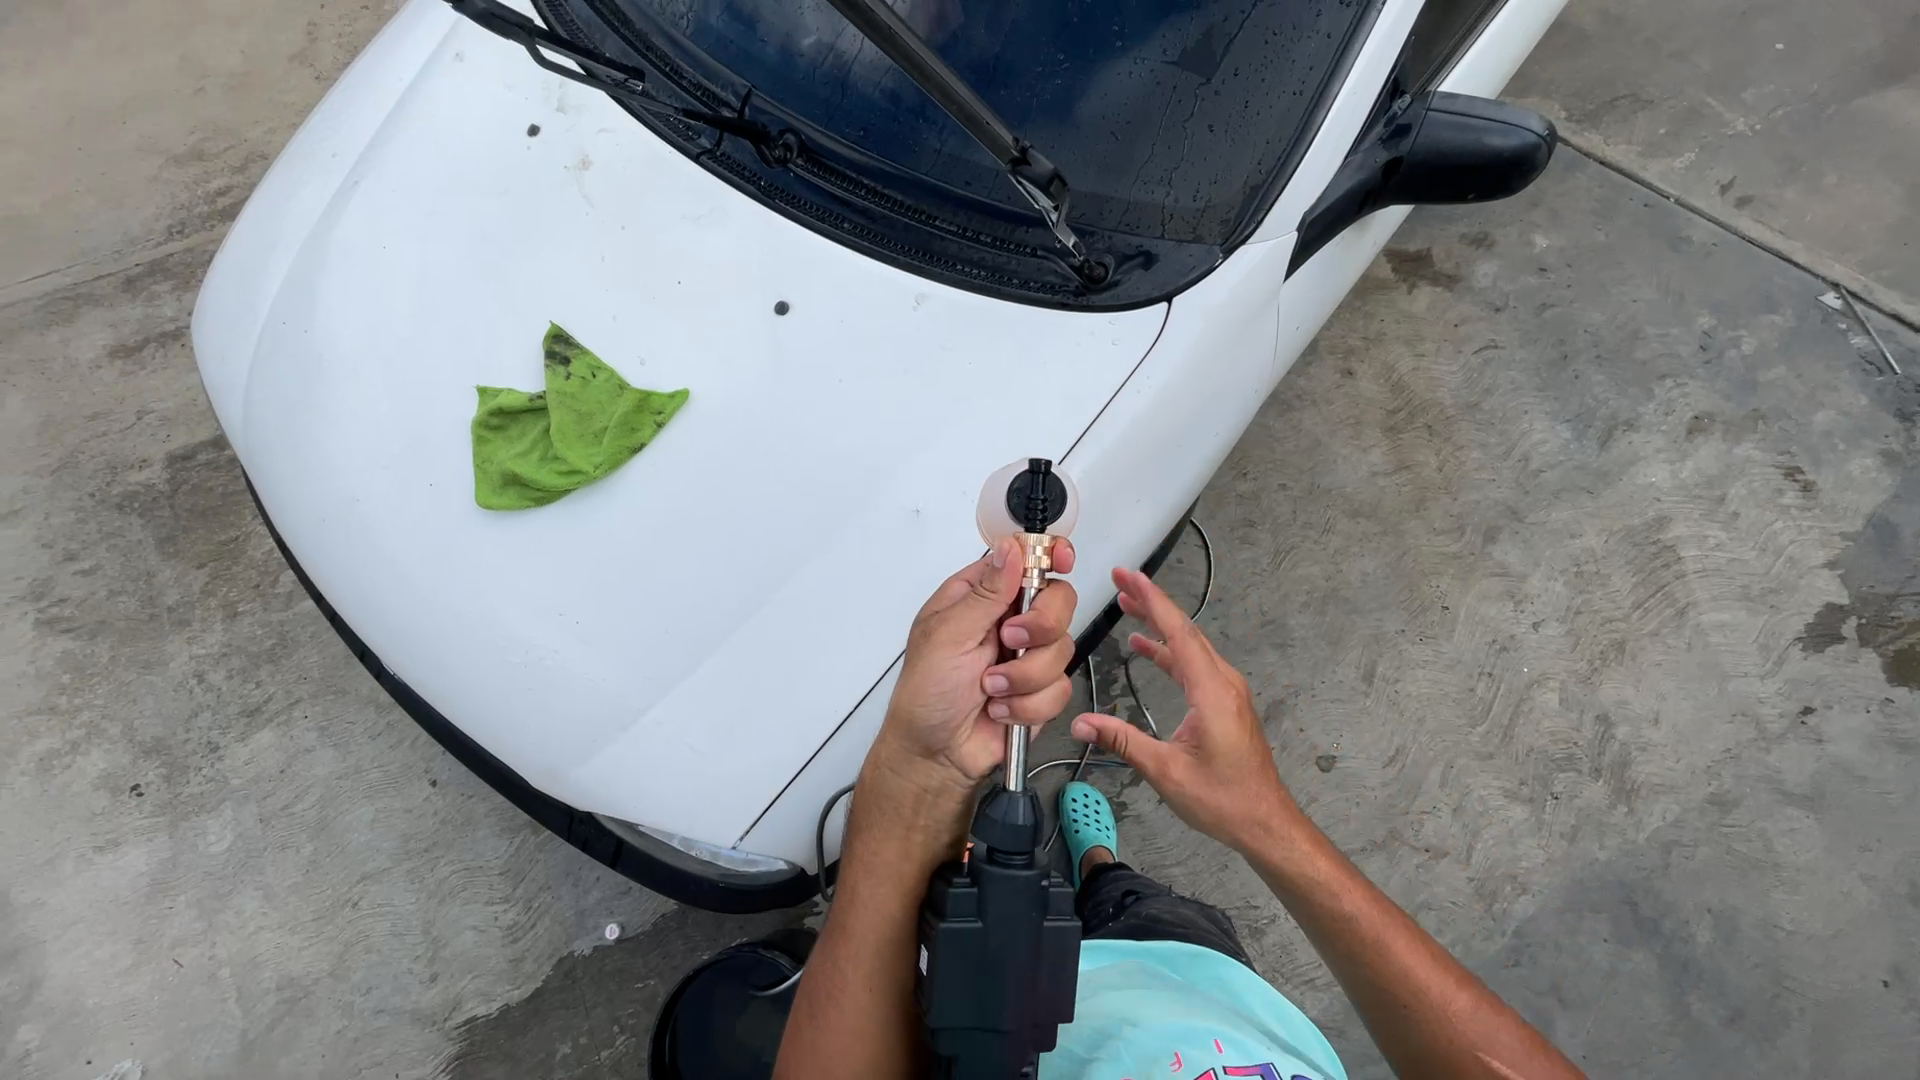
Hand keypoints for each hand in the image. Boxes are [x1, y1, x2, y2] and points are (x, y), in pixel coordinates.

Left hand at [865, 536, 1079, 796]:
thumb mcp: (947, 635)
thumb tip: (1011, 548)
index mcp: (981, 596)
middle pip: (1058, 600)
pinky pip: (1060, 688)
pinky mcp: (1041, 691)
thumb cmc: (926, 690)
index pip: (1024, 560)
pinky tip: (1000, 711)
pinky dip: (1028, 705)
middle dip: (1040, 625)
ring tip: (990, 690)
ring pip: (1062, 648)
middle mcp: (1009, 619)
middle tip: (1009, 640)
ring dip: (1024, 676)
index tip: (1061, 560)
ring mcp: (1028, 656)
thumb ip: (985, 593)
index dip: (1048, 554)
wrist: (935, 754)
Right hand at [1070, 567, 1298, 854]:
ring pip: (1191, 645)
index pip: (1179, 633)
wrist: (1266, 822)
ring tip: (1127, 606)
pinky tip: (1147, 648)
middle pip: (1185, 631)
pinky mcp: (1225, 702)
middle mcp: (1223, 682)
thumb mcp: (1165, 771)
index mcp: (1211, 691)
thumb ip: (1122, 740)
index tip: (1129, 576)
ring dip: (1160, 624)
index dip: (1152, 601)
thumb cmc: (1221, 799)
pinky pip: (1194, 663)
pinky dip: (1169, 650)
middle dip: (1152, 602)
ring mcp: (1227, 691)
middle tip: (1120, 580)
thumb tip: (1080, 723)